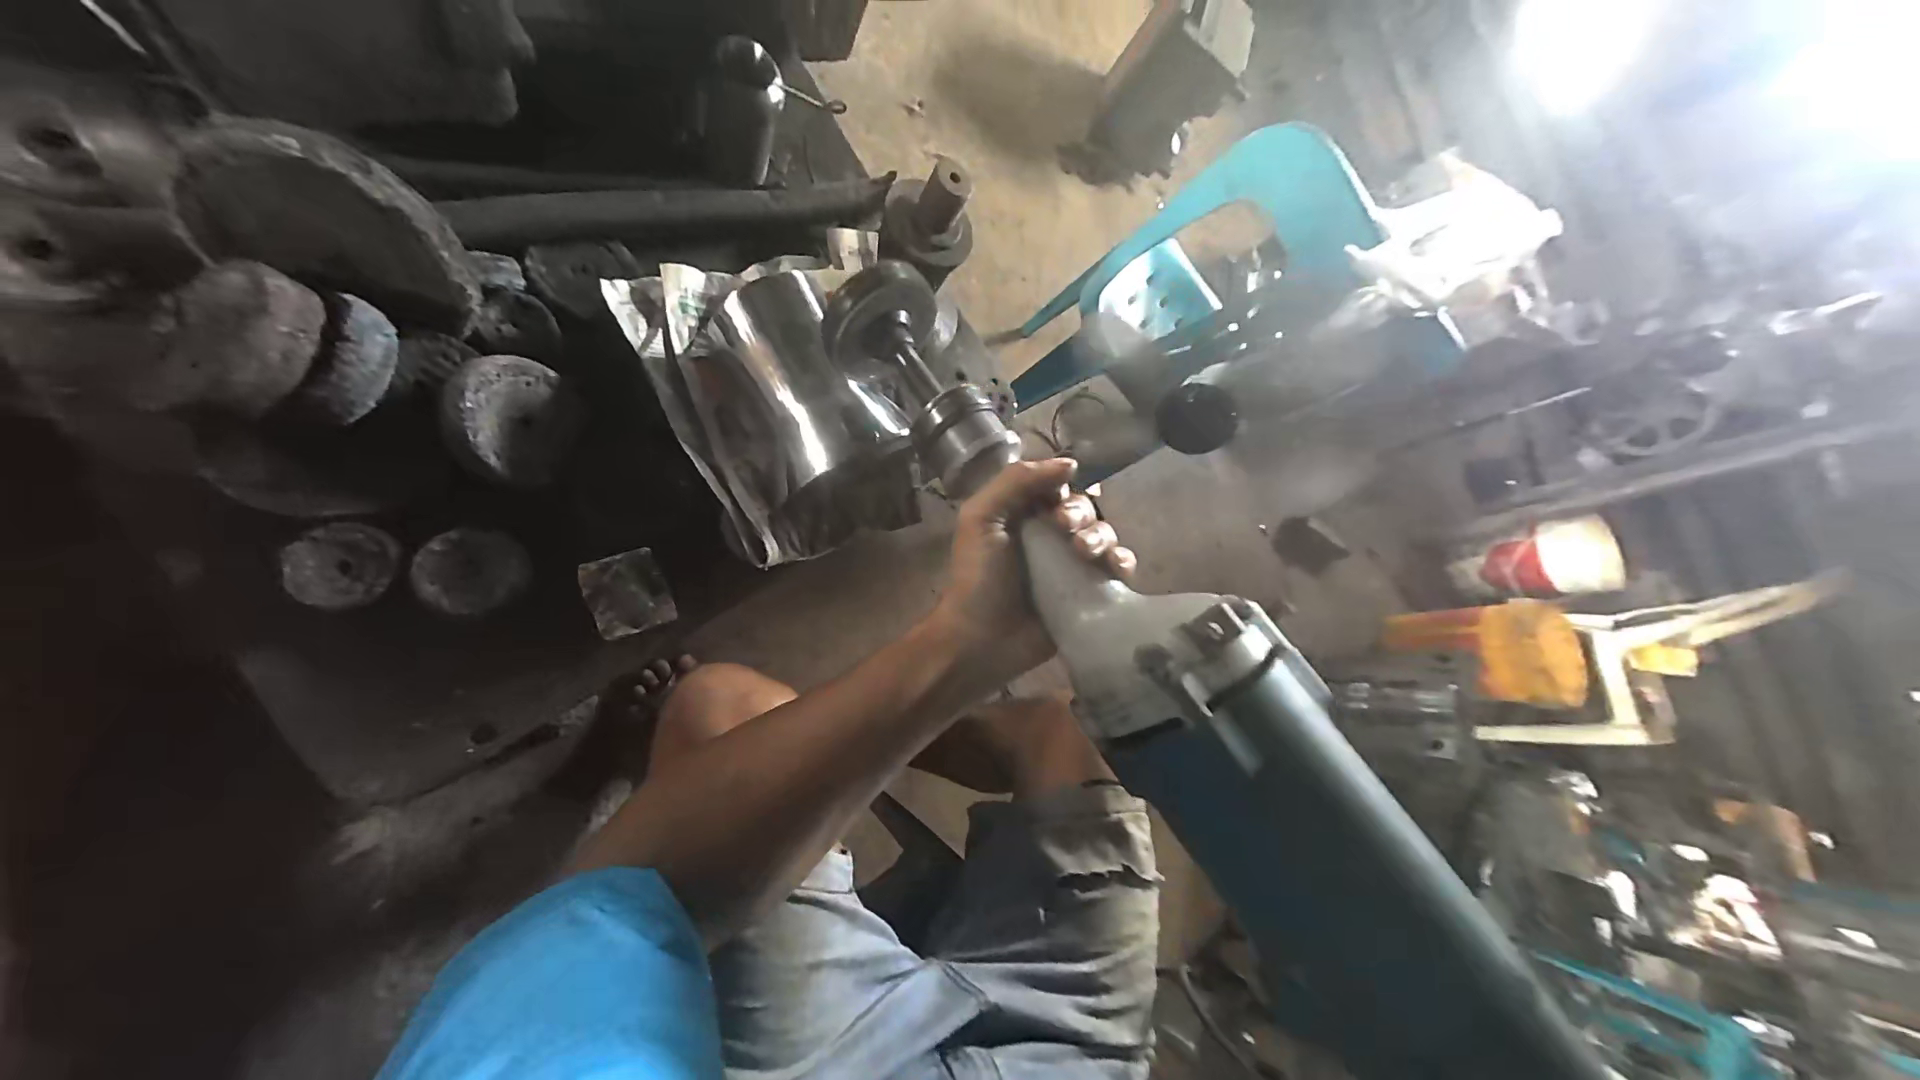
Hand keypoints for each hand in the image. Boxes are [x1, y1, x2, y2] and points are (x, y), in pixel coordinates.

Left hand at [929, 458, 1135, 688]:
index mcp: (1023, 514)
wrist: (982, 638)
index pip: (1056, 486)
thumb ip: (1016, 481)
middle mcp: (1049, 535)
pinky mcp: (1089, 592)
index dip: (1062, 489)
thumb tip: (1070, 464)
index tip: (1054, 505)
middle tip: (1065, 531)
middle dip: (1081, 514)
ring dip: (1101, 537)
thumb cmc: (978, 577)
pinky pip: (1117, 568)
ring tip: (1084, 554)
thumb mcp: (981, 518)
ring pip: (1104, 534)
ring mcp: (1071, 565)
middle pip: (1084, 508)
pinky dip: (1123, 561)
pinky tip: (1116, 567)